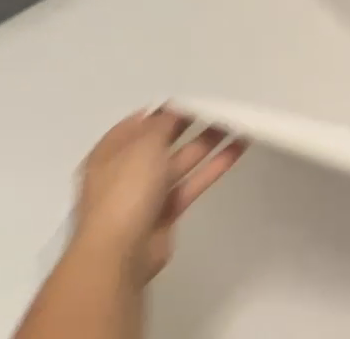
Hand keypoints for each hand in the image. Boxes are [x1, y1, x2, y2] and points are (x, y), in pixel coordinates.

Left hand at [69, 110, 245, 283]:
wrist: (119, 253)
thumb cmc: (124, 192)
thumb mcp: (143, 146)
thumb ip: (162, 124)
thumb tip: (173, 109)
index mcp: (109, 154)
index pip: (136, 124)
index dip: (163, 110)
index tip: (194, 96)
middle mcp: (126, 171)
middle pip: (162, 141)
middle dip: (189, 124)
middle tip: (221, 106)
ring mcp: (146, 192)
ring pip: (182, 160)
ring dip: (208, 141)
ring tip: (238, 122)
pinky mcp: (167, 209)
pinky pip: (194, 180)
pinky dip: (215, 164)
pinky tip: (240, 147)